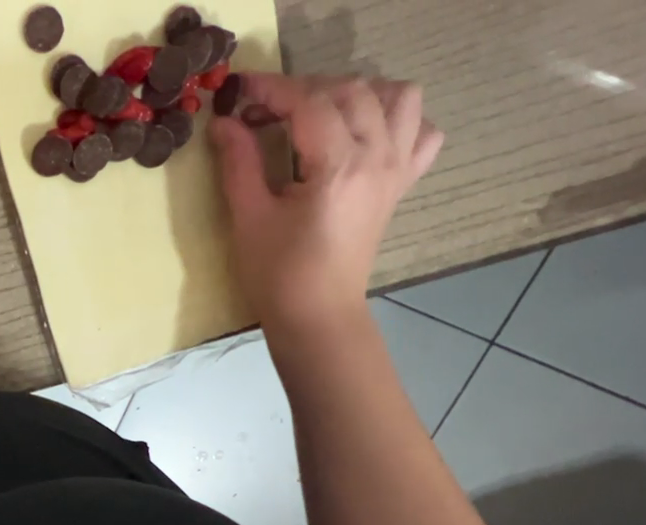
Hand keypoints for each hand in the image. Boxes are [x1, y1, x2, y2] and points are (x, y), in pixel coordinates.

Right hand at [210, 74, 442, 330]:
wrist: (316, 314)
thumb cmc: (277, 274)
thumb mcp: (248, 217)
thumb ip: (239, 162)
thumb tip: (225, 122)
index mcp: (338, 166)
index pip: (310, 103)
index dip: (271, 89)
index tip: (238, 91)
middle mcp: (378, 157)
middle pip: (351, 91)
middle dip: (304, 89)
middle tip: (264, 111)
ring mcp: (397, 168)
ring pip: (397, 97)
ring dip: (357, 92)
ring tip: (318, 113)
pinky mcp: (401, 183)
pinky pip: (420, 131)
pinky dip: (397, 119)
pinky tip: (364, 134)